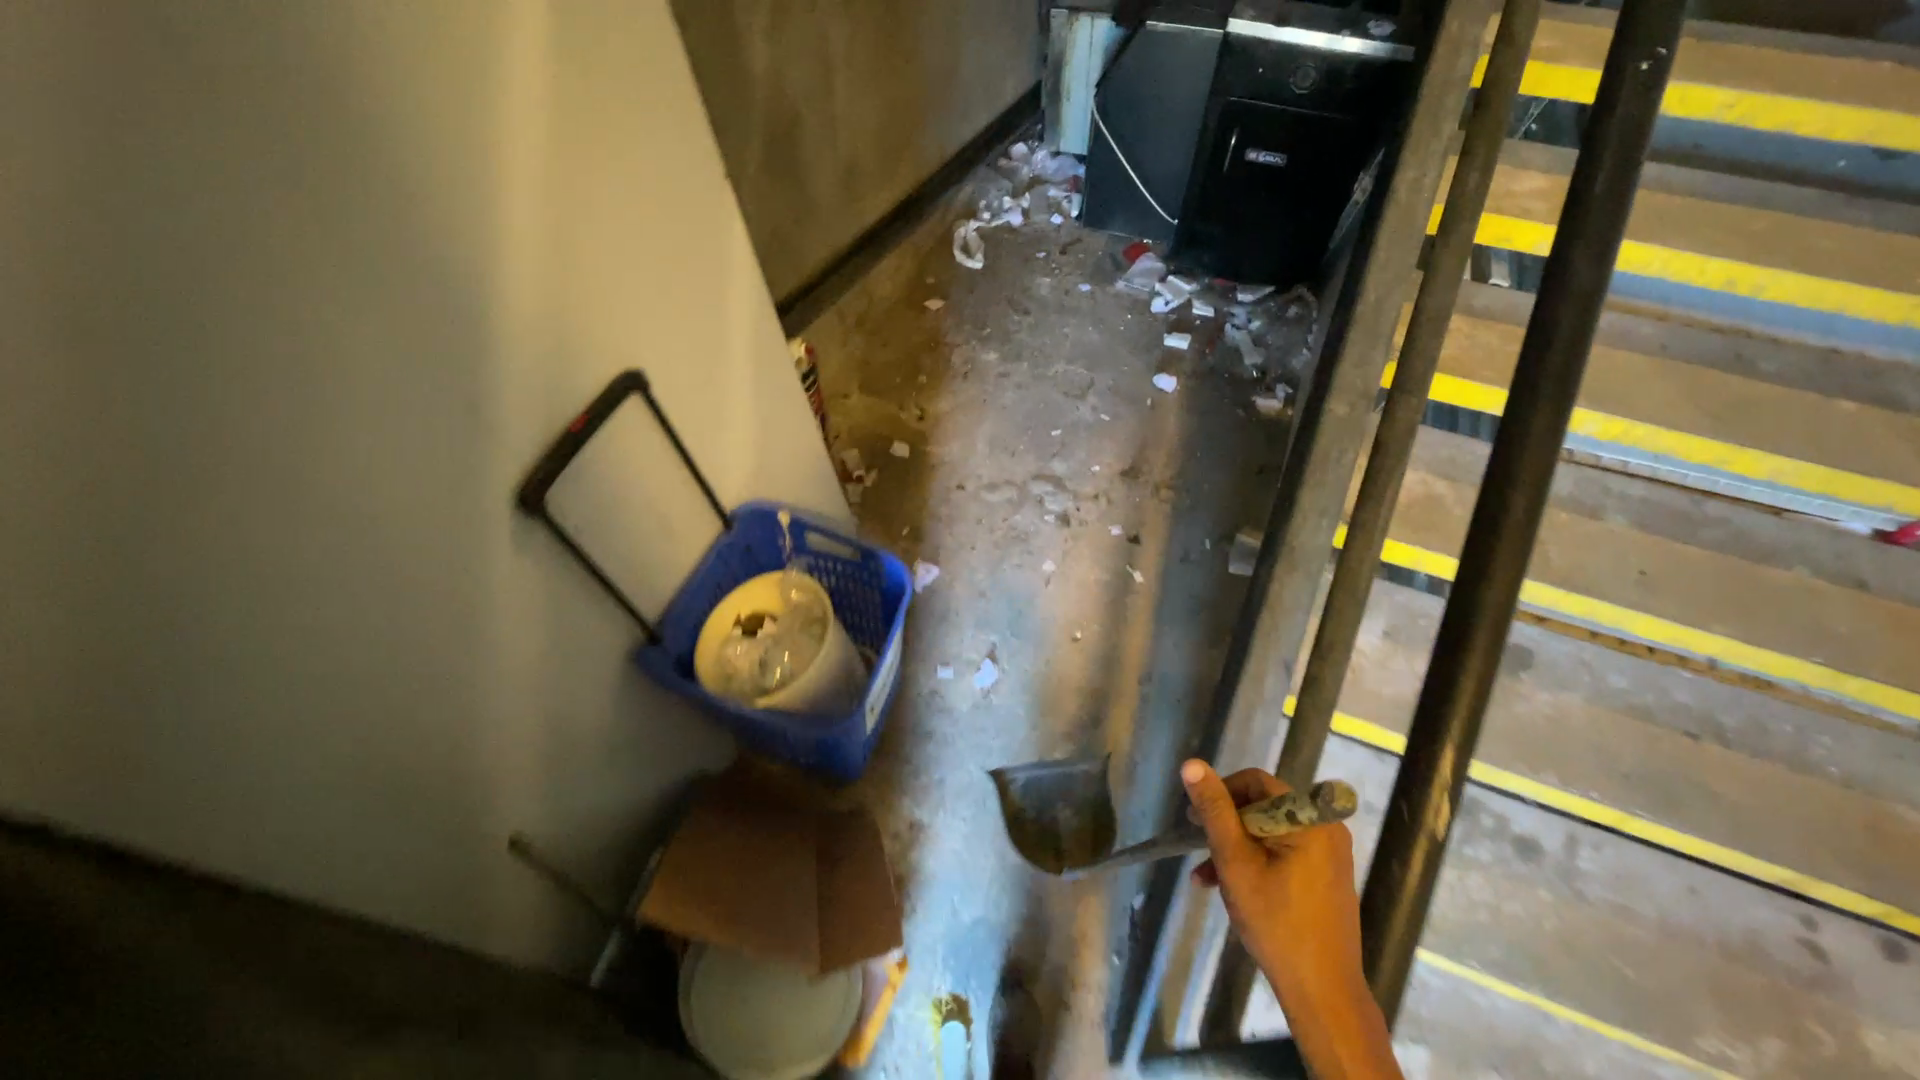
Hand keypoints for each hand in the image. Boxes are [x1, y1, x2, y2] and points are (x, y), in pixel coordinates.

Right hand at [1181, 759, 1362, 994]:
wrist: (1322, 988)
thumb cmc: (1276, 921)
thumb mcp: (1235, 862)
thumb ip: (1214, 810)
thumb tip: (1192, 764)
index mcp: (1308, 819)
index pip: (1256, 782)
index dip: (1220, 792)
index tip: (1194, 819)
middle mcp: (1325, 828)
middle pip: (1263, 807)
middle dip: (1224, 825)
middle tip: (1197, 845)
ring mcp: (1328, 855)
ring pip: (1269, 834)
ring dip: (1234, 847)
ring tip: (1204, 876)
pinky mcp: (1325, 877)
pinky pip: (1284, 854)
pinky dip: (1255, 862)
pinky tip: (1228, 887)